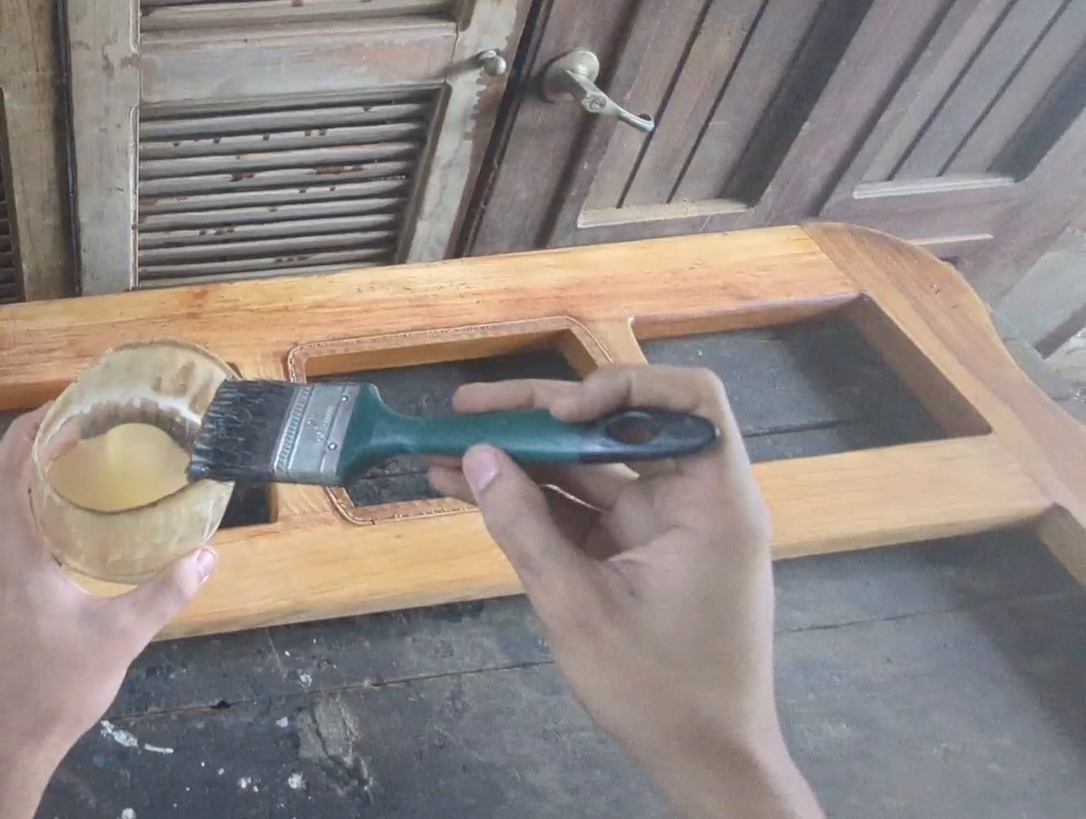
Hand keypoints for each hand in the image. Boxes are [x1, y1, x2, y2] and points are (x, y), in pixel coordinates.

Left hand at [0, 407, 217, 818]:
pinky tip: (69, 512)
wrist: (9, 741)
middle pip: (1, 476)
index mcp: (17, 550)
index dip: (28, 429)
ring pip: (3, 501)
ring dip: (31, 470)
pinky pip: (10, 525)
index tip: (62, 404)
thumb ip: (164, 594)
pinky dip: (32, 500)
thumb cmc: (56, 686)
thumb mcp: (119, 638)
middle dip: (33, 440)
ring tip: (78, 454)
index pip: (6, 469)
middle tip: (80, 421)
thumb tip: (207, 555)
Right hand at [429, 365, 821, 818]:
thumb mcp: (576, 605)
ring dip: (514, 454)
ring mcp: (651, 522)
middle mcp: (684, 499)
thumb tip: (474, 455)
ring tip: (441, 446)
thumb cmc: (659, 690)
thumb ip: (523, 524)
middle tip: (464, 408)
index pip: (689, 402)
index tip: (559, 414)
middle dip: (533, 414)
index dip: (622, 388)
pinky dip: (520, 493)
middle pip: (611, 424)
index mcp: (709, 504)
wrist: (701, 764)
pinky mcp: (623, 544)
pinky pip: (568, 501)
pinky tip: (462, 486)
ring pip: (579, 460)